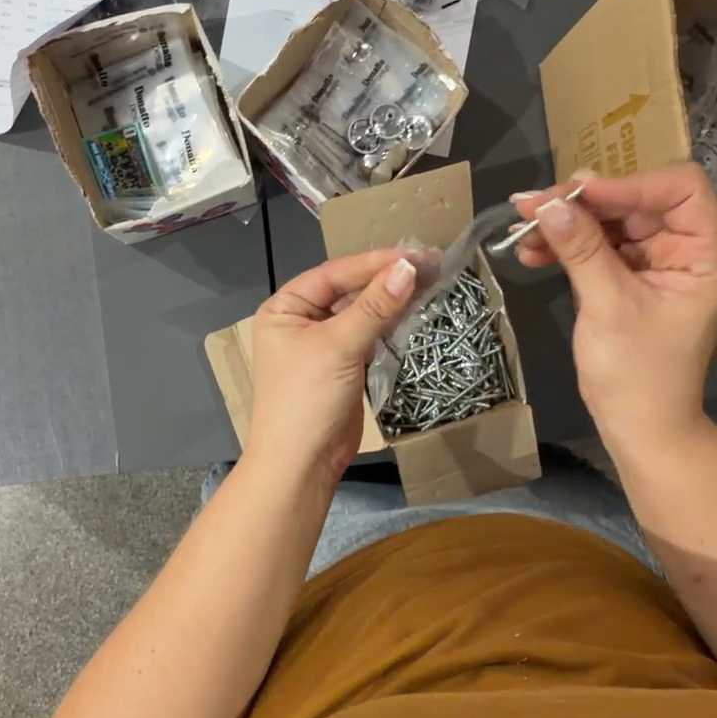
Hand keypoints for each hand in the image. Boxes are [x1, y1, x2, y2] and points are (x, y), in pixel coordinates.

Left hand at [245, 250, 418, 478]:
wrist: (302, 463)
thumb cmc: (307, 398)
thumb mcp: (339, 346)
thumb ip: (374, 306)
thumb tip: (409, 267)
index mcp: (285, 308)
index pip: (335, 273)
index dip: (375, 262)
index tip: (415, 254)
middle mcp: (301, 320)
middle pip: (349, 289)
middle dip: (386, 278)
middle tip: (431, 264)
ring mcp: (323, 343)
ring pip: (362, 312)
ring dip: (392, 299)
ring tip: (430, 282)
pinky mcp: (343, 365)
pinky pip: (369, 334)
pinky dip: (390, 323)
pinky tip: (415, 310)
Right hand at [512, 166, 716, 451]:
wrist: (638, 426)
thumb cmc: (637, 373)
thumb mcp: (609, 306)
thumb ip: (581, 250)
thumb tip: (548, 203)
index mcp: (703, 252)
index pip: (679, 189)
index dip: (629, 184)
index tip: (577, 192)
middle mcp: (681, 249)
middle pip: (634, 202)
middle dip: (582, 203)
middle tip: (530, 206)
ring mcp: (651, 264)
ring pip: (607, 223)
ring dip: (564, 225)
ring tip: (521, 230)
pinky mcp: (624, 279)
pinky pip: (593, 248)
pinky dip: (563, 247)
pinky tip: (529, 253)